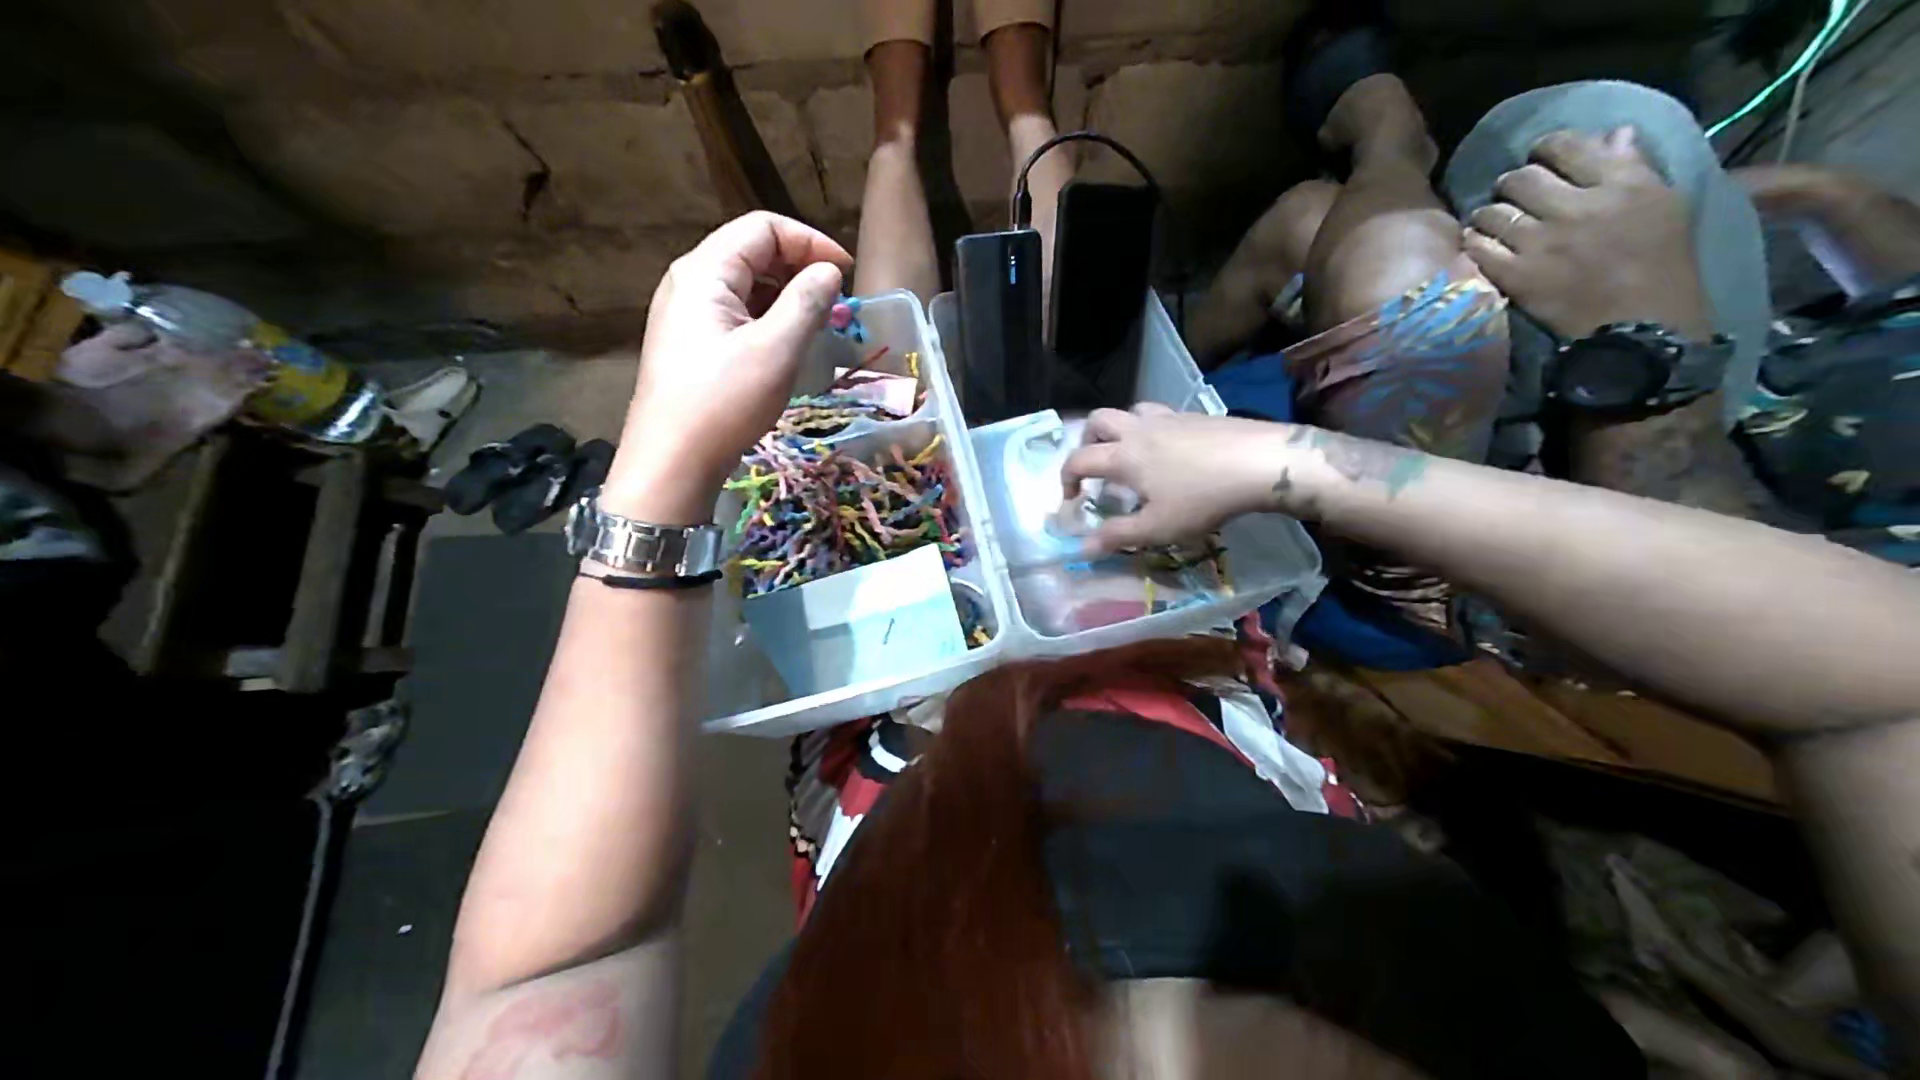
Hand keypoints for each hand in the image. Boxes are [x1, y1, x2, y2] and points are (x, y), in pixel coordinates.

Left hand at [603, 212, 851, 523]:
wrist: (670, 462)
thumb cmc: (723, 403)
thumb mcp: (775, 350)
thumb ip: (806, 302)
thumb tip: (828, 272)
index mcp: (705, 272)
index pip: (763, 228)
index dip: (810, 241)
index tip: (846, 272)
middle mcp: (690, 282)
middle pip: (753, 251)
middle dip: (801, 267)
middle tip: (836, 301)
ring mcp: (687, 314)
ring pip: (747, 285)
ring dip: (787, 295)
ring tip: (819, 323)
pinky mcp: (691, 343)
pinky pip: (737, 313)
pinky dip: (769, 318)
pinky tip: (788, 344)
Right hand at [1059, 404, 1293, 553]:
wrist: (1261, 462)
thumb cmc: (1203, 498)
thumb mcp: (1157, 528)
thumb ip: (1118, 536)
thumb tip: (1082, 548)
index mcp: (1123, 456)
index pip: (1079, 460)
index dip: (1066, 479)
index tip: (1070, 500)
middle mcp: (1139, 429)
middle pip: (1098, 421)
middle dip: (1087, 441)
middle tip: (1095, 466)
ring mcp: (1169, 418)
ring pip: (1131, 411)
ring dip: (1120, 429)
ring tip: (1131, 454)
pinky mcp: (1196, 416)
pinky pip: (1161, 416)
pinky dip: (1152, 430)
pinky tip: (1171, 452)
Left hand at [1462, 128, 1713, 340]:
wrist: (1640, 319)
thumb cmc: (1660, 259)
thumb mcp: (1663, 202)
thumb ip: (1633, 166)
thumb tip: (1612, 133)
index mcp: (1620, 183)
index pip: (1570, 146)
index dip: (1546, 147)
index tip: (1539, 156)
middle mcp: (1576, 207)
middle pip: (1522, 178)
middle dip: (1511, 182)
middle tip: (1511, 191)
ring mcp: (1541, 242)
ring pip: (1494, 212)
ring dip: (1488, 213)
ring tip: (1491, 219)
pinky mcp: (1516, 273)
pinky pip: (1479, 247)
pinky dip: (1474, 241)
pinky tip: (1478, 242)